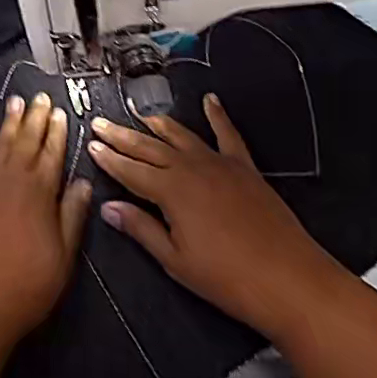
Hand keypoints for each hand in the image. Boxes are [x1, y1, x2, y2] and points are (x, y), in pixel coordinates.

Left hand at [0, 92, 93, 343]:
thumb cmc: (24, 285)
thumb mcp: (63, 256)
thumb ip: (73, 215)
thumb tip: (85, 183)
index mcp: (41, 192)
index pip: (53, 153)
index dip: (58, 132)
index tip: (61, 112)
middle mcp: (15, 180)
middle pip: (28, 141)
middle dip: (36, 118)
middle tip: (41, 97)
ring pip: (2, 143)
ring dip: (10, 122)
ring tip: (16, 101)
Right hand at [89, 93, 343, 336]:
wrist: (285, 275)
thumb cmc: (225, 277)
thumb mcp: (175, 260)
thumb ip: (141, 228)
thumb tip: (108, 208)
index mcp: (171, 191)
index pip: (131, 170)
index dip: (109, 158)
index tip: (91, 145)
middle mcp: (192, 168)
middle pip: (151, 148)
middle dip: (123, 136)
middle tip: (102, 123)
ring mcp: (220, 163)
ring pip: (183, 136)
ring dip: (160, 125)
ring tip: (141, 115)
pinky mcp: (244, 166)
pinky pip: (227, 134)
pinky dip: (217, 115)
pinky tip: (210, 101)